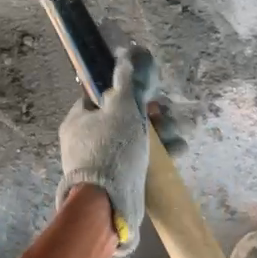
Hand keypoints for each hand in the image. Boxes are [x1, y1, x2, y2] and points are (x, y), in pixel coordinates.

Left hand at [57, 46, 160, 255]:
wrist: (108, 203)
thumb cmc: (110, 149)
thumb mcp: (120, 109)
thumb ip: (126, 82)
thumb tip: (126, 53)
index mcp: (79, 120)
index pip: (98, 94)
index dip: (122, 88)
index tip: (143, 88)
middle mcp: (90, 139)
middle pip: (125, 114)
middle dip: (150, 111)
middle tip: (163, 112)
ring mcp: (107, 159)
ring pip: (139, 135)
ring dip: (161, 130)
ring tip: (175, 130)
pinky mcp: (124, 177)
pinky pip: (145, 157)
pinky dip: (162, 151)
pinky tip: (177, 148)